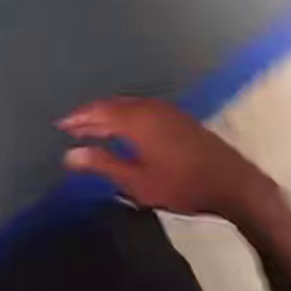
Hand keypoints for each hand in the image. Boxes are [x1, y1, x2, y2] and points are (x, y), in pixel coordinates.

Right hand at [59, 97, 281, 221]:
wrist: (230, 181)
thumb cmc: (181, 184)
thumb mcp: (137, 181)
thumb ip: (103, 164)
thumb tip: (70, 154)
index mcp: (136, 119)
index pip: (99, 112)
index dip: (78, 118)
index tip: (59, 125)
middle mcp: (149, 107)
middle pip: (112, 105)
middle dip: (91, 115)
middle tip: (72, 127)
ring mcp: (166, 110)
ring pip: (128, 106)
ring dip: (108, 115)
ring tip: (92, 129)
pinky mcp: (177, 117)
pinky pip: (141, 109)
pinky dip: (125, 116)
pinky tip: (123, 130)